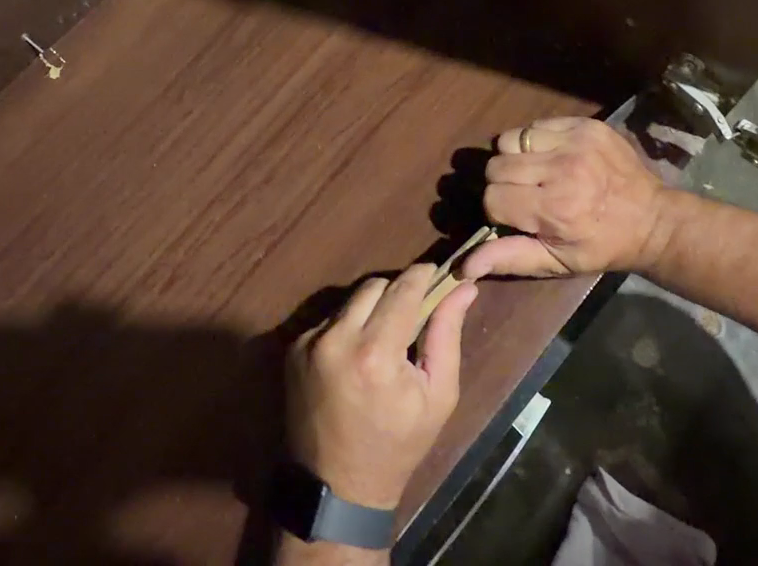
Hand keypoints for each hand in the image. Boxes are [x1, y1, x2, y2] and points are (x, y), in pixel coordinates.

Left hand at [286, 264, 476, 508]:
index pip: (402, 290)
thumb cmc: (397, 443)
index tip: (437, 272)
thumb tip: (464, 288)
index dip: (422, 276)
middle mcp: (336, 339)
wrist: (337, 484)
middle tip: (414, 312)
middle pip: (374, 287)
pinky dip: (348, 326)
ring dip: (371, 309)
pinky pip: (330, 320)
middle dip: (396, 292)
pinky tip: (358, 353)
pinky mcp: (293, 348)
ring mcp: (309, 342)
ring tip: (386, 337)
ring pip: (350, 300)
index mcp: (375, 353)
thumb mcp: (438, 396)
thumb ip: (447, 335)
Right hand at [461, 116, 676, 278]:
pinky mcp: (585, 125)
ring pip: (511, 140)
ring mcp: (575, 142)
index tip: (517, 216)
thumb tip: (465, 266)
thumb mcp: (557, 262)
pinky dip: (536, 141)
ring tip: (537, 173)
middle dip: (503, 182)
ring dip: (516, 158)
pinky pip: (536, 125)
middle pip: (497, 166)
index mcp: (555, 209)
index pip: (492, 197)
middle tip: (526, 194)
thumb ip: (509, 258)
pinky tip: (554, 157)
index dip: (498, 209)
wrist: (653, 220)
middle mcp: (562, 171)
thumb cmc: (601, 246)